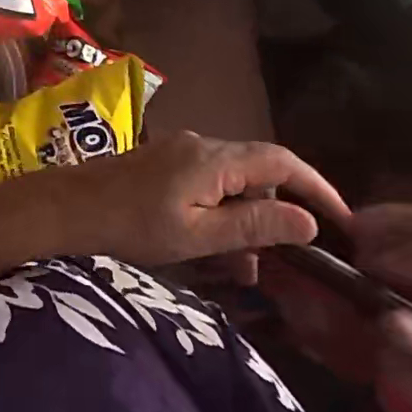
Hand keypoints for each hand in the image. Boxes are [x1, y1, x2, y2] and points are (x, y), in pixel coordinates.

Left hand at [63, 131, 350, 282]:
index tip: (341, 220)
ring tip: (244, 266)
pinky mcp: (165, 162)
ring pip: (232, 181)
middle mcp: (202, 144)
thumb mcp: (198, 235)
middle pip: (258, 171)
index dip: (316, 186)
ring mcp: (181, 151)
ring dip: (246, 218)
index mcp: (214, 158)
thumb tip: (308, 221)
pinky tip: (215, 245)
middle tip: (285, 257)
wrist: (70, 207)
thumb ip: (254, 225)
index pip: (281, 161)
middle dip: (276, 211)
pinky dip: (222, 211)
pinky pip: (209, 183)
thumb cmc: (133, 224)